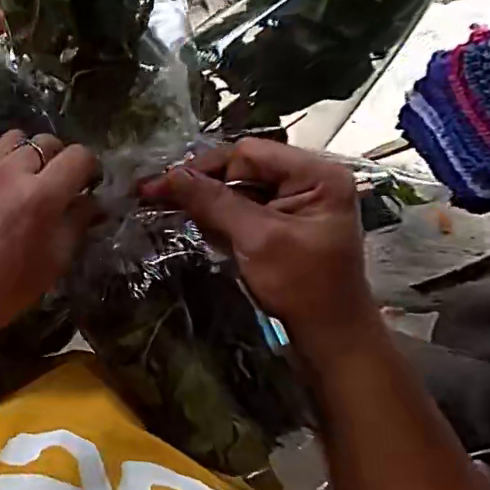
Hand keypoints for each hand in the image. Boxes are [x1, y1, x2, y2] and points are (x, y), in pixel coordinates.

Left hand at [0, 130, 98, 350]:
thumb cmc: (13, 286)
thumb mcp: (58, 257)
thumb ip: (79, 220)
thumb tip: (93, 200)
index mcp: (42, 196)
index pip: (78, 156)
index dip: (90, 167)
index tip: (89, 183)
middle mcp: (12, 174)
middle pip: (48, 142)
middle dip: (61, 159)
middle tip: (60, 183)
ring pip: (16, 140)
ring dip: (30, 154)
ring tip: (30, 179)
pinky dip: (4, 164)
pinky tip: (3, 191)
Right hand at [144, 138, 371, 341]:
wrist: (331, 336)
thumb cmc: (303, 287)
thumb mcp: (257, 240)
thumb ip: (214, 203)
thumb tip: (169, 177)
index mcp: (317, 173)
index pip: (249, 153)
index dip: (205, 167)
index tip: (164, 184)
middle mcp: (308, 179)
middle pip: (243, 168)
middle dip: (204, 186)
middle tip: (158, 197)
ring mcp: (296, 202)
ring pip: (239, 189)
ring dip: (208, 203)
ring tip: (172, 211)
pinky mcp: (283, 223)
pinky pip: (244, 209)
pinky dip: (221, 219)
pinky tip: (203, 229)